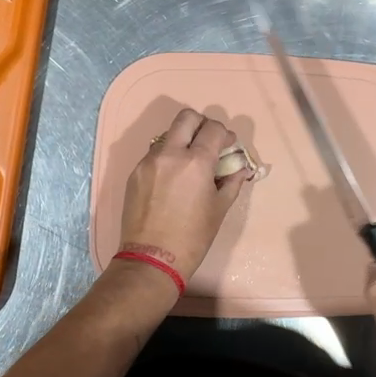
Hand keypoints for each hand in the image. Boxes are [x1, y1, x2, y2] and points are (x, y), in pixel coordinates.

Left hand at [116, 108, 251, 279]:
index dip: (225, 134)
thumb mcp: (220, 209)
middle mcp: (171, 153)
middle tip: (208, 142)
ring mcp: (149, 161)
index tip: (228, 146)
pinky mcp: (135, 172)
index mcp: (196, 162)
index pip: (214, 129)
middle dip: (202, 124)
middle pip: (187, 117)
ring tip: (188, 163)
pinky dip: (167, 157)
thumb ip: (232, 181)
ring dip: (182, 140)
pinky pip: (154, 153)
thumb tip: (240, 167)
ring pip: (168, 134)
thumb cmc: (193, 237)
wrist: (152, 258)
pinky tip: (171, 179)